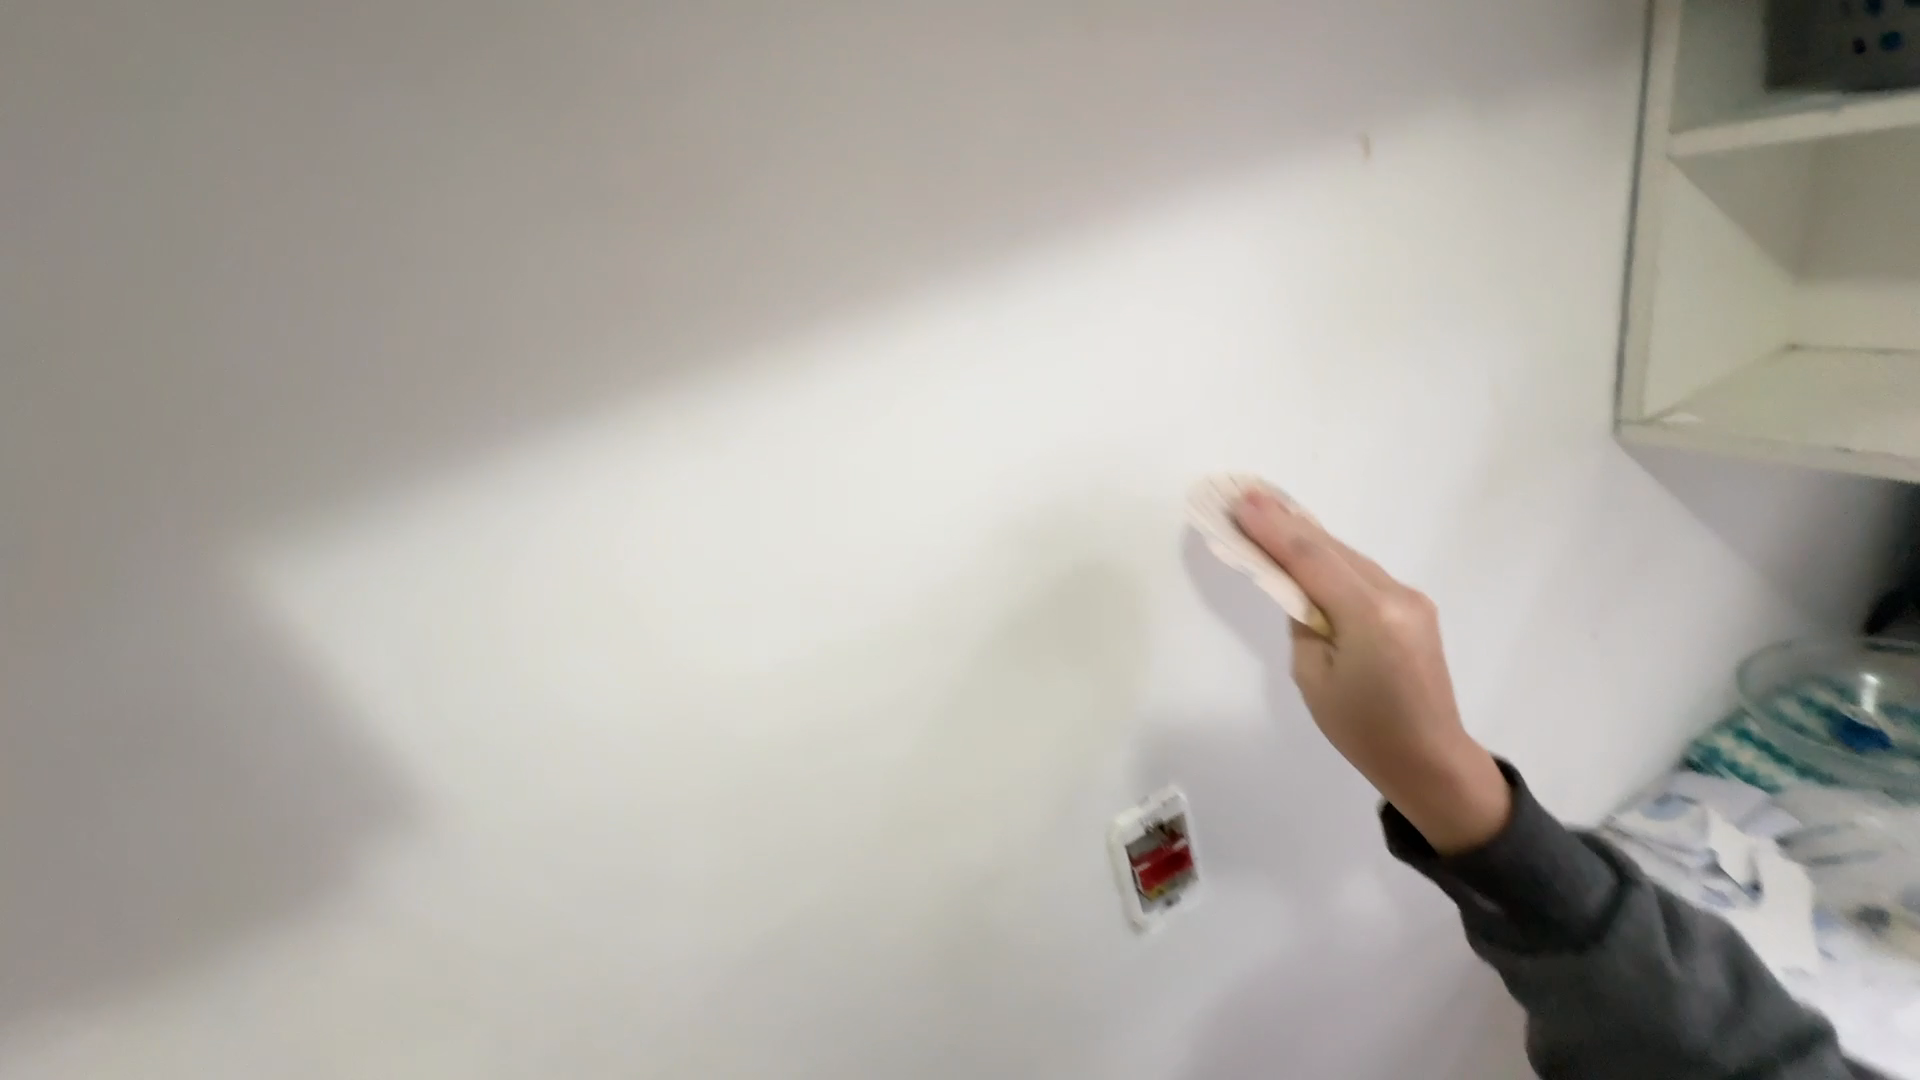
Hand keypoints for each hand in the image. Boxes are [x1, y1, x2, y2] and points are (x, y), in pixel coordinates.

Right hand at [1232, 489, 1510, 854]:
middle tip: (1245, 493)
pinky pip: (1358, 571)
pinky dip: (1327, 556)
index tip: (1241, 501)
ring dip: (1304, 533)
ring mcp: (1409, 598)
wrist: (1429, 758)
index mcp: (1370, 615)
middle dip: (1284, 520)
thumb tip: (1300, 590)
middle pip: (1329, 547)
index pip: (1310, 559)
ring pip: (1345, 555)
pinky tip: (1304, 542)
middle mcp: (1396, 595)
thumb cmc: (1361, 728)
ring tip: (1266, 508)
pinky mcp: (1411, 606)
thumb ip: (1304, 621)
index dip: (1272, 528)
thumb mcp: (1312, 675)